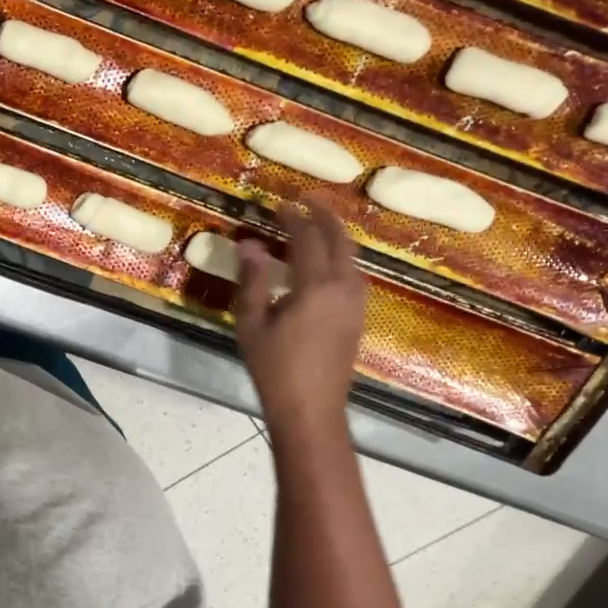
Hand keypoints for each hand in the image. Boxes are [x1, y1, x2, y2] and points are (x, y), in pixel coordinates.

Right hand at [234, 203, 365, 428]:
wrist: (311, 408)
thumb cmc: (274, 366)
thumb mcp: (251, 322)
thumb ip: (253, 280)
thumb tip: (249, 245)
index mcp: (316, 286)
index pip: (307, 238)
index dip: (292, 217)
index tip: (277, 204)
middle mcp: (344, 287)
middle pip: (340, 239)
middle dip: (324, 215)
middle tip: (306, 200)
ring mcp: (357, 302)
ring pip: (351, 256)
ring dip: (334, 235)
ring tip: (314, 226)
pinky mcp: (358, 316)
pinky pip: (353, 273)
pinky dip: (339, 256)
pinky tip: (323, 262)